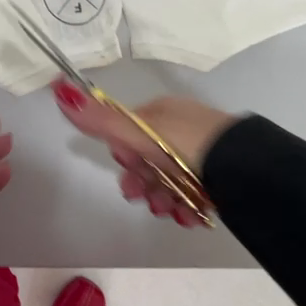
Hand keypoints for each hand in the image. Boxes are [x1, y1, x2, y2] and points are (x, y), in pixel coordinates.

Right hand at [52, 83, 237, 228]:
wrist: (246, 170)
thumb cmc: (187, 144)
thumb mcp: (139, 131)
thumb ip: (99, 119)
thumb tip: (58, 87)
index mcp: (162, 113)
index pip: (128, 133)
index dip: (123, 156)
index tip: (126, 172)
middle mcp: (181, 131)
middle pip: (147, 161)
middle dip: (141, 184)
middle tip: (144, 199)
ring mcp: (204, 156)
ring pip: (169, 181)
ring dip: (162, 200)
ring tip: (171, 213)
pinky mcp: (221, 180)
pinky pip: (193, 195)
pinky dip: (186, 208)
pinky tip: (189, 217)